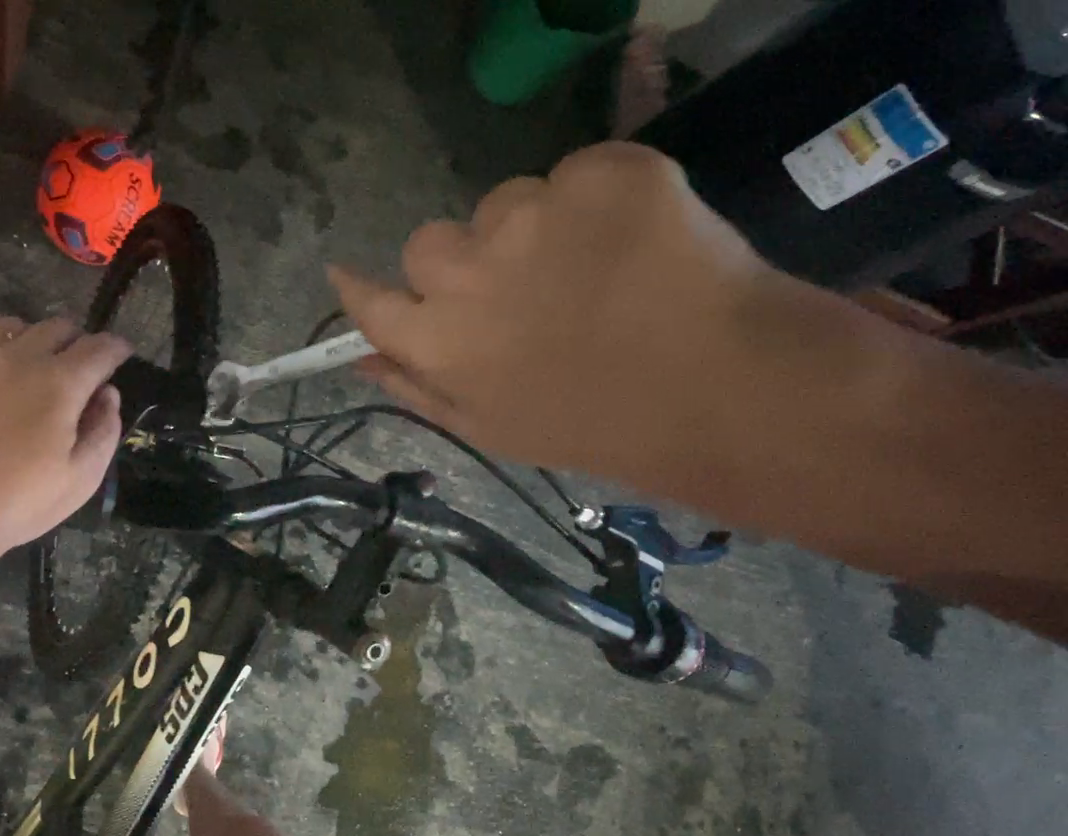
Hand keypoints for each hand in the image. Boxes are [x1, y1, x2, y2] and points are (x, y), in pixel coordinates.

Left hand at [0, 311, 129, 606]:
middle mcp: (16, 357)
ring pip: (13, 325)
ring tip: (29, 363)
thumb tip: (108, 393)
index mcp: (59, 385)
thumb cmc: (13, 508)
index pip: (99, 349)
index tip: (120, 354)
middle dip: (76, 343)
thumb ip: (103, 431)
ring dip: (32, 339)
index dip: (116, 349)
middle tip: (75, 367)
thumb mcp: (78, 482)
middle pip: (58, 329)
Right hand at [331, 142, 781, 487]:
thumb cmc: (589, 423)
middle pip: (429, 243)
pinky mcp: (604, 173)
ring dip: (529, 229)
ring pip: (504, 203)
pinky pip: (578, 173)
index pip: (370, 299)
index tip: (352, 275)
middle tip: (514, 289)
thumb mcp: (487, 426)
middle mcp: (467, 271)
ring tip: (589, 268)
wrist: (721, 387)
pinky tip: (634, 240)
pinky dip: (598, 199)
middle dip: (457, 261)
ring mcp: (534, 214)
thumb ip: (414, 388)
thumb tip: (360, 360)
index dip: (359, 286)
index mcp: (435, 338)